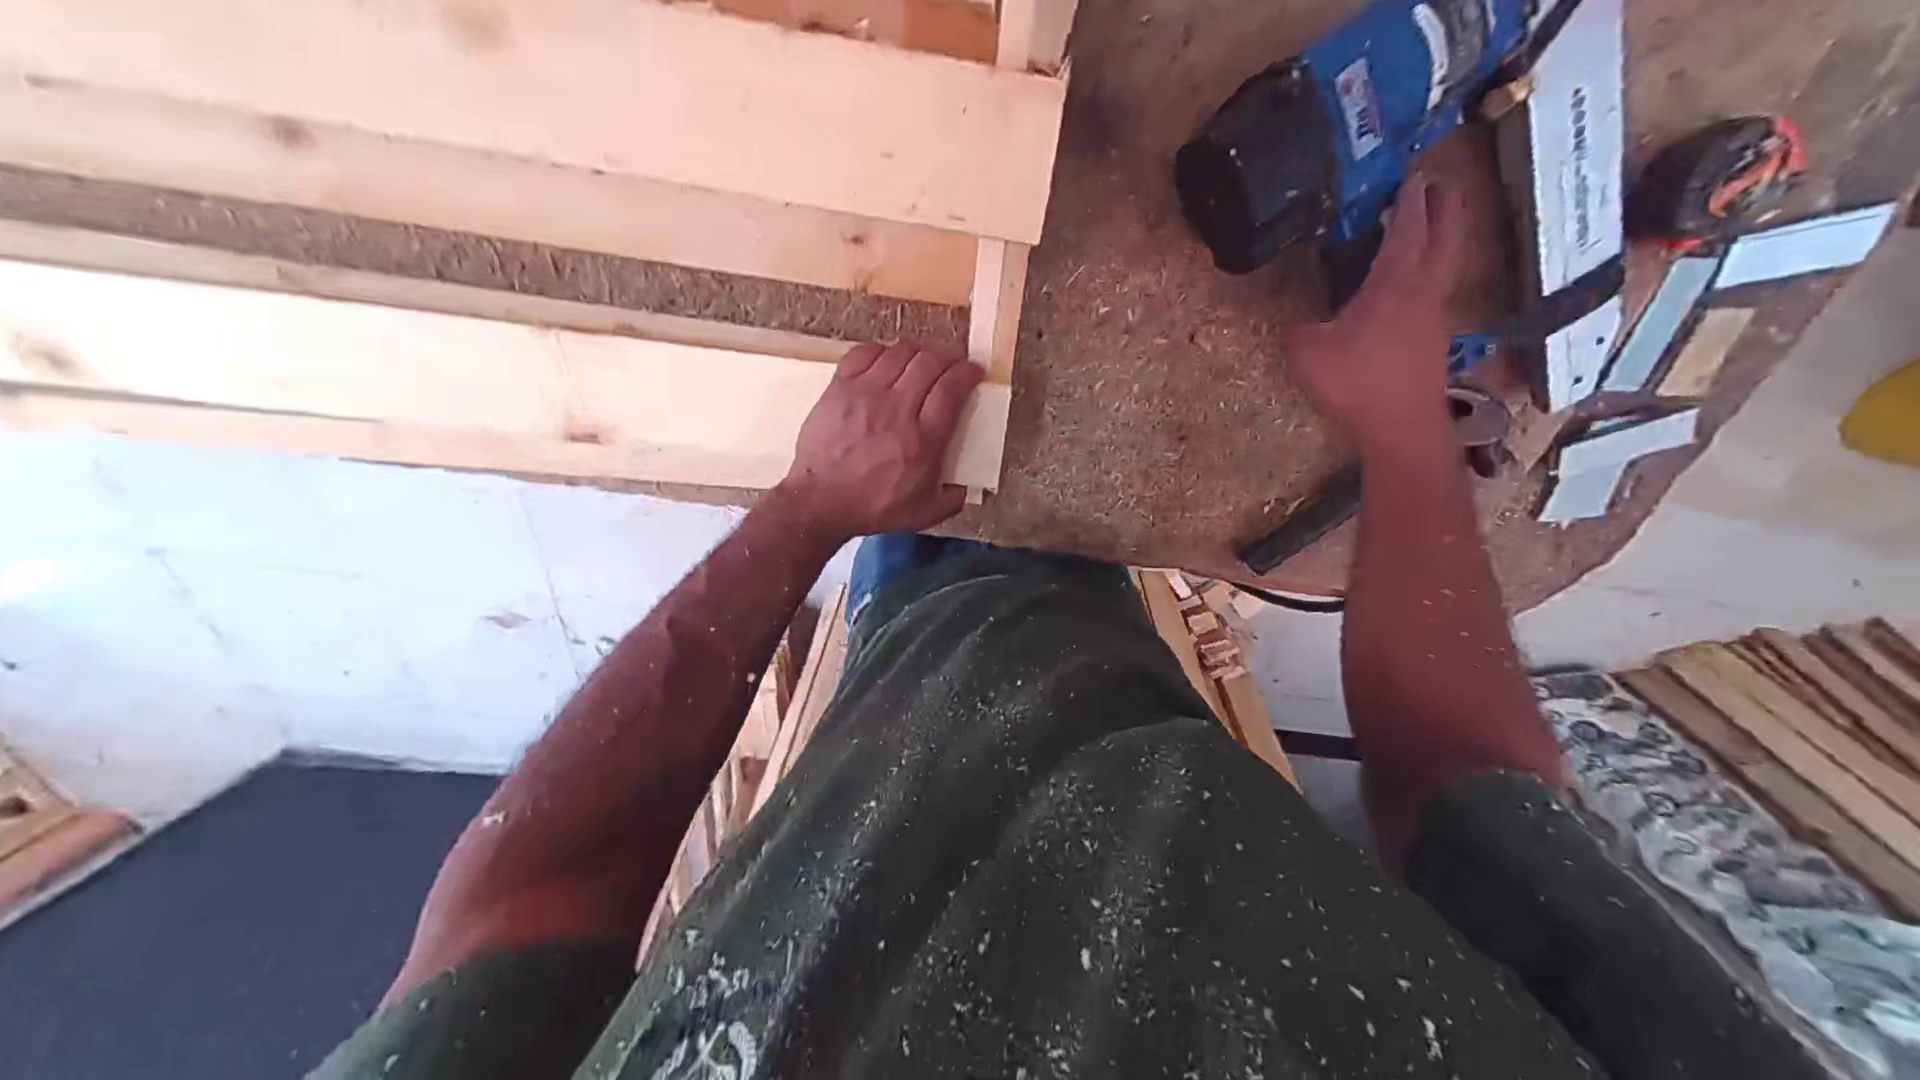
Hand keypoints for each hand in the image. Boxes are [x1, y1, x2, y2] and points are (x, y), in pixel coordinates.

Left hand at [775, 344, 983, 540]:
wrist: (820, 502)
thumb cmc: (871, 508)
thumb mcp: (923, 513)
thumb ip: (951, 499)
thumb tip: (965, 486)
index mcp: (923, 441)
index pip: (951, 389)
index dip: (966, 373)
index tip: (971, 372)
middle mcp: (897, 411)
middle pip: (929, 363)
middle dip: (945, 359)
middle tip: (947, 367)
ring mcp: (866, 395)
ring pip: (900, 353)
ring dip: (916, 354)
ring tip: (918, 365)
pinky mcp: (840, 388)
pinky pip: (865, 353)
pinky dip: (881, 352)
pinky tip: (885, 363)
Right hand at [1287, 174, 1468, 450]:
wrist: (1401, 424)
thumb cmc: (1357, 384)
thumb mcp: (1308, 355)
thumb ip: (1297, 331)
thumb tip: (1293, 323)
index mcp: (1394, 285)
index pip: (1407, 230)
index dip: (1409, 200)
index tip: (1410, 174)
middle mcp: (1422, 292)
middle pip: (1446, 236)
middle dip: (1446, 205)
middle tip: (1440, 182)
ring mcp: (1434, 316)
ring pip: (1448, 262)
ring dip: (1446, 235)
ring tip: (1436, 221)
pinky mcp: (1434, 339)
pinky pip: (1439, 289)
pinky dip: (1434, 269)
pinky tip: (1416, 281)